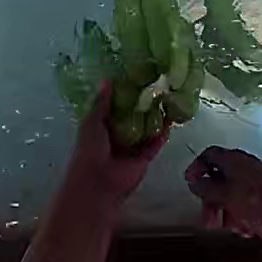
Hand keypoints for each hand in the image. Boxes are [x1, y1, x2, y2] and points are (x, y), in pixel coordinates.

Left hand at [62, 82, 166, 211]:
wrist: (98, 183)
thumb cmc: (90, 149)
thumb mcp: (92, 122)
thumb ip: (101, 103)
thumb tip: (107, 80)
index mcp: (100, 126)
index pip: (114, 107)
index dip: (124, 94)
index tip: (136, 78)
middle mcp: (116, 136)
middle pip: (132, 118)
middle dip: (142, 105)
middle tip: (156, 85)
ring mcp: (130, 148)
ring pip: (145, 130)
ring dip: (154, 118)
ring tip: (167, 99)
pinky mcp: (143, 159)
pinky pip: (154, 144)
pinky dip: (162, 134)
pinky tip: (171, 120)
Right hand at [184, 146, 261, 261]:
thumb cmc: (257, 204)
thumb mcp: (224, 196)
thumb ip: (205, 188)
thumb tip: (194, 183)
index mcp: (234, 160)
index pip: (208, 155)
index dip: (196, 167)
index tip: (189, 182)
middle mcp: (245, 167)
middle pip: (218, 179)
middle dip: (210, 200)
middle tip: (207, 218)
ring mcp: (256, 182)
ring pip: (231, 194)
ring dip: (224, 211)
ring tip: (228, 227)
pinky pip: (245, 203)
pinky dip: (239, 214)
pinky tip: (245, 229)